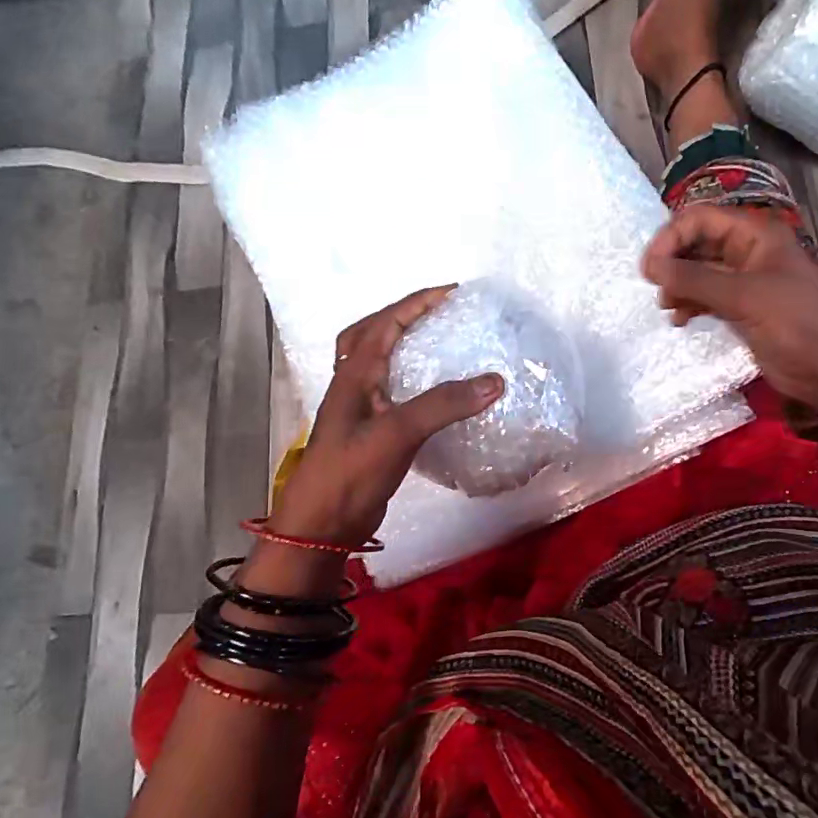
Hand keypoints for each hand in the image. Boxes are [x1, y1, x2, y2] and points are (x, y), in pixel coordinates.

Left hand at [267, 286, 504, 546]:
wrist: (322, 524)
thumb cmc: (351, 472)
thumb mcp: (398, 432)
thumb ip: (444, 404)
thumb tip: (495, 381)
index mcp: (354, 375)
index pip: (385, 324)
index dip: (417, 303)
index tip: (452, 293)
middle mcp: (352, 385)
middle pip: (369, 335)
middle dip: (401, 316)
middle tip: (436, 312)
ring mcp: (359, 411)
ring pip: (376, 364)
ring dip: (399, 345)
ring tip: (433, 342)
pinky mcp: (369, 435)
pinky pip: (390, 393)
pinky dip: (409, 381)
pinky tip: (430, 393)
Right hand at [643, 205, 817, 411]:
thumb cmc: (798, 324)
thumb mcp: (745, 297)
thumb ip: (696, 279)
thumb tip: (651, 266)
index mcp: (756, 235)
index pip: (701, 219)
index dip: (671, 236)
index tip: (649, 267)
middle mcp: (748, 253)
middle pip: (697, 243)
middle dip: (672, 262)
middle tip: (654, 288)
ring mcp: (744, 282)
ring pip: (698, 272)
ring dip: (678, 286)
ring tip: (668, 307)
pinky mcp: (741, 309)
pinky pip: (705, 298)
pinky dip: (689, 305)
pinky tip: (680, 320)